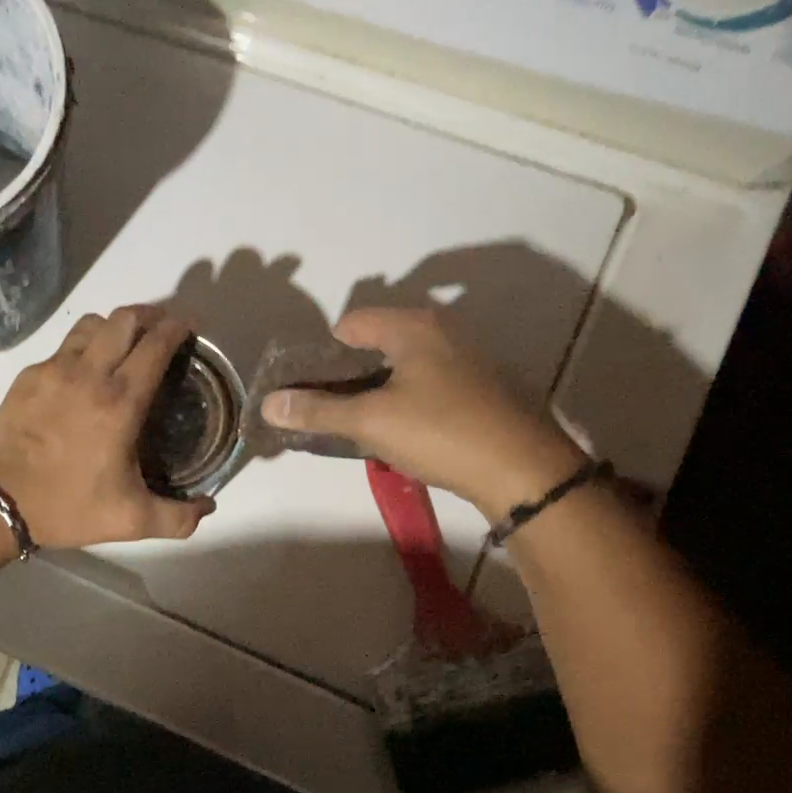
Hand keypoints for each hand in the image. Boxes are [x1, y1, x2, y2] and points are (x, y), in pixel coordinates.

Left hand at [0, 307, 216, 548]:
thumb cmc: (67, 509)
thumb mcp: (131, 521)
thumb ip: (178, 519)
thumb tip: (208, 507)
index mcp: (119, 402)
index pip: (156, 344)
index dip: (178, 327)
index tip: (191, 327)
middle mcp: (88, 375)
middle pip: (125, 318)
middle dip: (151, 315)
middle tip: (163, 329)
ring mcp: (53, 371)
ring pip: (91, 324)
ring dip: (115, 326)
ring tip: (125, 343)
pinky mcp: (27, 377)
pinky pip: (62, 347)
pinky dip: (82, 347)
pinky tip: (84, 372)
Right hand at [259, 308, 586, 519]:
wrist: (522, 468)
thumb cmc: (440, 432)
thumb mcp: (369, 422)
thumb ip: (318, 410)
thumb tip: (269, 403)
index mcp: (414, 326)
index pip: (351, 323)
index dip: (323, 355)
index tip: (311, 390)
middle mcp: (442, 329)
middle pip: (377, 341)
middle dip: (348, 373)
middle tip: (330, 409)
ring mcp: (465, 355)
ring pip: (403, 363)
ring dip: (377, 388)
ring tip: (360, 423)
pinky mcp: (479, 383)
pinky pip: (427, 380)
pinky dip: (406, 397)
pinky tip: (402, 429)